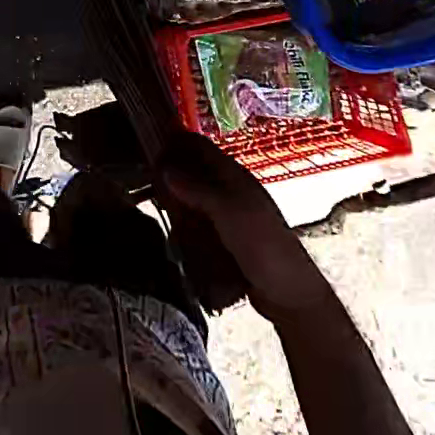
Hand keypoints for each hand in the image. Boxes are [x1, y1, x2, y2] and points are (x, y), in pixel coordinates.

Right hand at [160, 132, 332, 321]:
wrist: (288, 291)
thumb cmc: (261, 243)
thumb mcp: (227, 211)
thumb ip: (197, 189)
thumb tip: (165, 167)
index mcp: (234, 176)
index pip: (202, 147)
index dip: (178, 142)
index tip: (150, 147)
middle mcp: (231, 190)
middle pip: (196, 171)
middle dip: (173, 172)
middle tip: (146, 179)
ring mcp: (229, 215)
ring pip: (196, 197)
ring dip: (178, 198)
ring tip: (155, 203)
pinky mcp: (226, 238)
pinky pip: (200, 222)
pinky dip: (186, 221)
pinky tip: (173, 229)